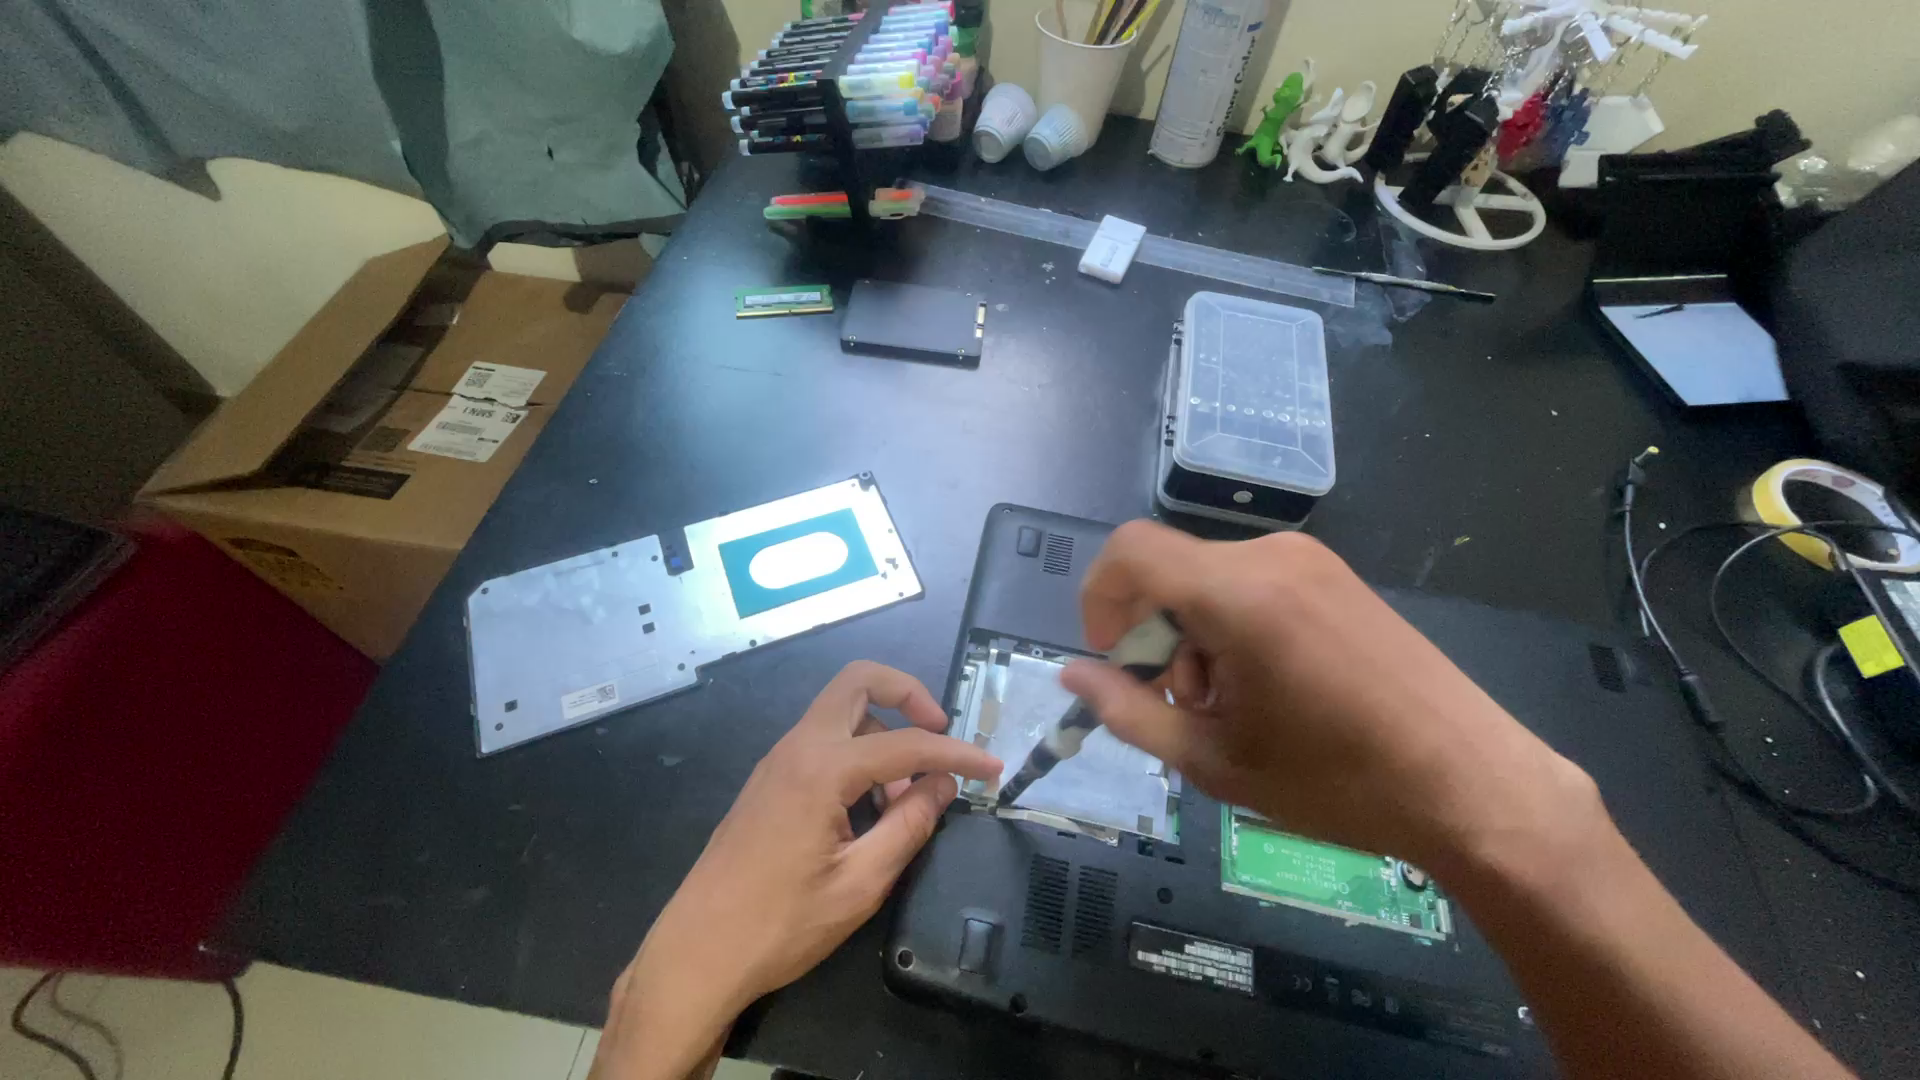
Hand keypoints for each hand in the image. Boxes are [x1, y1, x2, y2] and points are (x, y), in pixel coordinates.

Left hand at [592, 662, 999, 1079]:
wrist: (696, 954)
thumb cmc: (780, 924)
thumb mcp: (860, 883)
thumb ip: (909, 826)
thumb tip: (943, 786)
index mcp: (822, 768)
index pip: (907, 743)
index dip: (956, 754)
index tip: (992, 769)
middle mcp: (798, 747)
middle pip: (859, 681)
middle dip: (908, 695)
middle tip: (940, 735)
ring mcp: (779, 761)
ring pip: (842, 713)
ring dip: (884, 735)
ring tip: (907, 800)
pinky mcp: (771, 781)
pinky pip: (825, 743)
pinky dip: (859, 756)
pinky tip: (872, 809)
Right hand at [1060, 521, 1598, 870]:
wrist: (1474, 785)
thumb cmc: (1336, 783)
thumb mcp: (1213, 760)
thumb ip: (1129, 711)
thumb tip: (1073, 673)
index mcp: (1239, 595)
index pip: (1130, 550)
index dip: (1099, 599)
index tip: (1117, 660)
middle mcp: (1272, 557)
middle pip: (1168, 572)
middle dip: (1155, 636)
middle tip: (1185, 706)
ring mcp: (1311, 561)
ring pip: (1208, 581)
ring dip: (1194, 638)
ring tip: (1234, 709)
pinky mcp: (1336, 576)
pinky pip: (1251, 584)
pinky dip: (1232, 627)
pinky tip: (1270, 687)